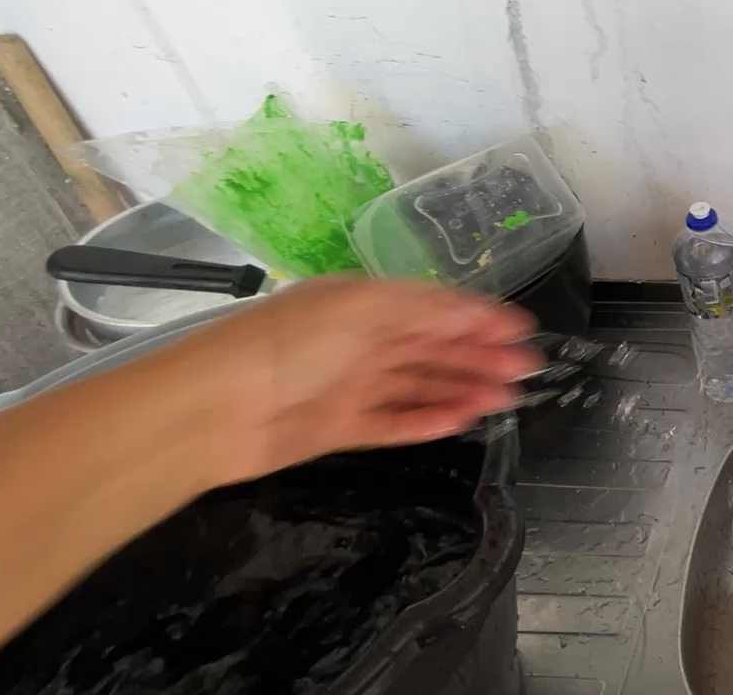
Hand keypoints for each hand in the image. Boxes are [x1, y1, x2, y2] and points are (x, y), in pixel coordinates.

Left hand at [168, 277, 542, 485]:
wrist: (206, 412)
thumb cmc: (291, 343)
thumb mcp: (365, 308)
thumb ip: (429, 311)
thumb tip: (480, 316)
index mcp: (370, 304)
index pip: (439, 309)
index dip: (483, 319)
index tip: (523, 331)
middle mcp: (364, 341)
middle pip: (436, 348)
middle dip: (483, 355)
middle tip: (526, 369)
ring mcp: (352, 386)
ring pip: (422, 385)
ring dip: (464, 388)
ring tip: (505, 400)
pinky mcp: (340, 427)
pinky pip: (394, 422)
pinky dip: (428, 421)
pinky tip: (461, 421)